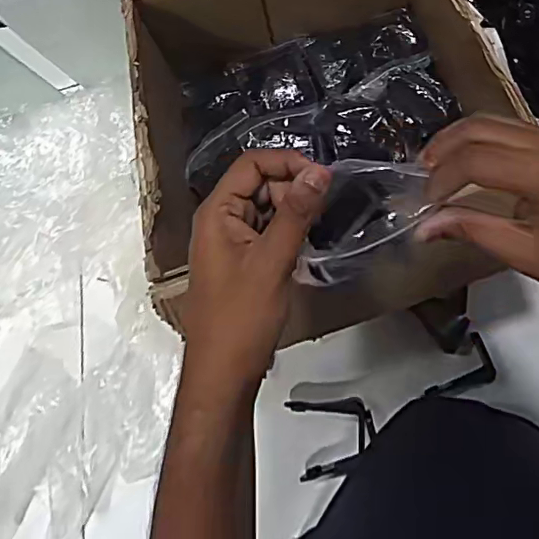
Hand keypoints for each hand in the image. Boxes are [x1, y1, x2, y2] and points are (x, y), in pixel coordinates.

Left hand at [182, 149, 331, 387]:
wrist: (222, 376)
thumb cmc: (240, 319)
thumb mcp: (272, 261)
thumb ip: (296, 213)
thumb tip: (319, 172)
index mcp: (217, 211)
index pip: (251, 164)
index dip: (285, 162)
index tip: (320, 176)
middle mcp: (219, 219)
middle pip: (258, 183)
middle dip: (291, 189)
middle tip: (320, 210)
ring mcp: (230, 240)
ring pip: (265, 207)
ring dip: (291, 211)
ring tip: (315, 230)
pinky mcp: (242, 260)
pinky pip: (266, 230)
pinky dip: (286, 231)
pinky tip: (304, 246)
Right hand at [417, 115, 538, 314]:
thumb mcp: (525, 254)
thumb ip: (471, 229)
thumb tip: (423, 226)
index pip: (474, 160)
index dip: (442, 179)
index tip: (426, 202)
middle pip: (476, 129)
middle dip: (442, 149)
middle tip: (421, 175)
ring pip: (488, 121)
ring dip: (456, 139)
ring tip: (434, 165)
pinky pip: (504, 127)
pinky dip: (476, 138)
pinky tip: (463, 158)